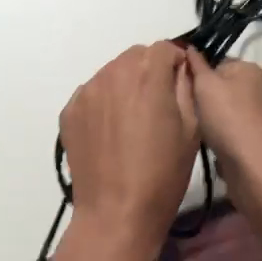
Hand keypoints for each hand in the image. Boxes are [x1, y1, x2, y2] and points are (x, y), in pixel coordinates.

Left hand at [58, 42, 199, 255]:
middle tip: (155, 103)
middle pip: (136, 55)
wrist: (115, 213)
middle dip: (149, 69)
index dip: (175, 62)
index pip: (164, 47)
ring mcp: (88, 89)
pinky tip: (110, 131)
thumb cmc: (161, 174)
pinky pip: (92, 92)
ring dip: (125, 84)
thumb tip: (179, 68)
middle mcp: (114, 72)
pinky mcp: (70, 108)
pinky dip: (103, 102)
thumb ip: (185, 88)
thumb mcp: (190, 130)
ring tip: (131, 119)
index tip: (178, 83)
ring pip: (112, 71)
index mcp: (148, 75)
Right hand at [183, 49, 261, 181]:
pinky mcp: (260, 142)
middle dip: (204, 100)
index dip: (197, 74)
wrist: (257, 172)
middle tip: (189, 110)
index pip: (216, 62)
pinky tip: (213, 148)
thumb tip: (191, 47)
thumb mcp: (205, 85)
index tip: (183, 88)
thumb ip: (196, 64)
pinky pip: (233, 134)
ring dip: (211, 122)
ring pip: (225, 112)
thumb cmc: (229, 120)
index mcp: (250, 69)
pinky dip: (222, 139)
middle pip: (221, 88)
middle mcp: (260, 89)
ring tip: (199, 132)